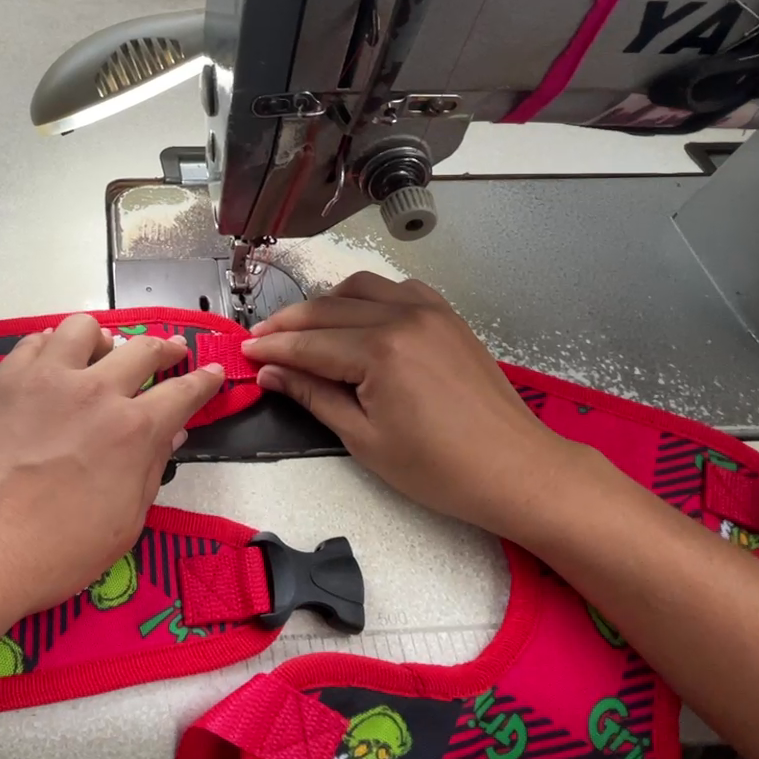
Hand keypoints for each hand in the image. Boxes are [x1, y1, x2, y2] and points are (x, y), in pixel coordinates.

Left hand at [0, 315, 224, 622]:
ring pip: (85, 328)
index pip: (184, 391)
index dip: (205, 381)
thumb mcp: (125, 522)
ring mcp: (47, 378)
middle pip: (143, 348)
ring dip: (104, 338)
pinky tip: (55, 366)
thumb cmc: (57, 552)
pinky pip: (36, 341)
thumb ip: (150, 469)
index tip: (214, 373)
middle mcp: (95, 390)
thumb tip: (169, 433)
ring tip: (103, 355)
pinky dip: (53, 347)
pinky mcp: (7, 380)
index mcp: (133, 429)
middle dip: (166, 348)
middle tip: (172, 353)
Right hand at [241, 273, 594, 538]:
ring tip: (302, 328)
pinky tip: (356, 318)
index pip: (309, 343)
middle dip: (288, 323)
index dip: (272, 348)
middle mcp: (402, 317)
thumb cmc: (437, 469)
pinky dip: (367, 297)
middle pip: (328, 309)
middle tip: (259, 339)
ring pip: (360, 288)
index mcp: (380, 351)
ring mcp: (429, 311)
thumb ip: (312, 396)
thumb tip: (270, 373)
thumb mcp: (363, 439)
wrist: (516, 469)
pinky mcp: (447, 316)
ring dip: (325, 304)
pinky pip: (397, 289)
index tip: (243, 351)